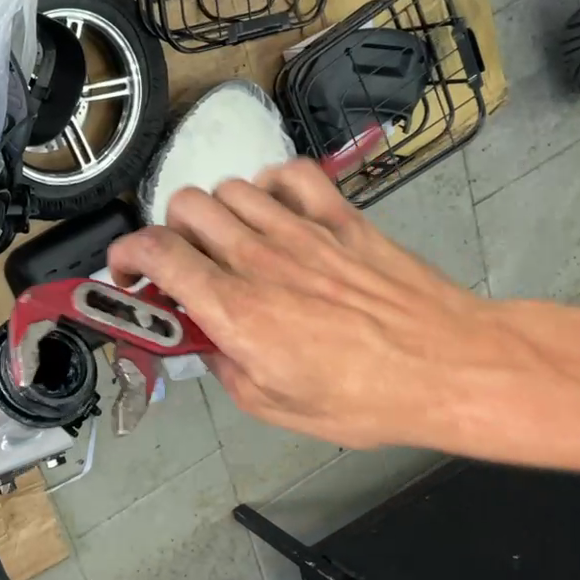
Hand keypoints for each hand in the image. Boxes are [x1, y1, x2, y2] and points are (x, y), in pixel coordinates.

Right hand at [108, 159, 519, 448]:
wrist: (455, 369)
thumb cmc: (367, 398)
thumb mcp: (272, 405)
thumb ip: (221, 364)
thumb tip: (202, 338)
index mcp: (236, 309)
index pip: (155, 251)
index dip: (125, 254)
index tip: (127, 273)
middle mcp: (259, 259)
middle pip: (184, 206)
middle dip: (170, 233)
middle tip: (185, 266)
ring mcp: (301, 231)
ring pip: (228, 189)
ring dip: (217, 215)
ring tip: (231, 245)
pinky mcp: (340, 217)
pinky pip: (288, 174)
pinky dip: (270, 187)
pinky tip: (275, 216)